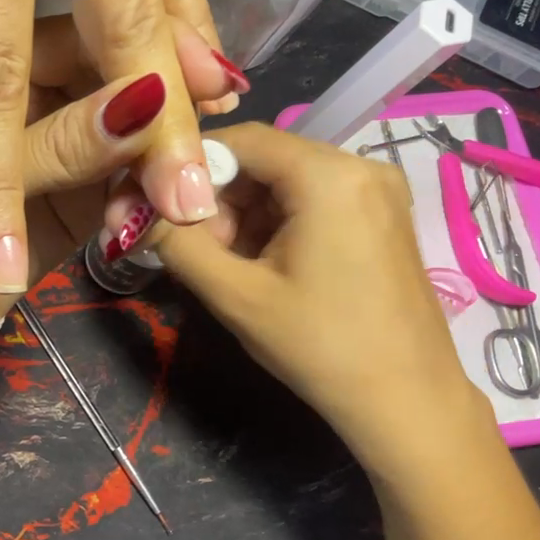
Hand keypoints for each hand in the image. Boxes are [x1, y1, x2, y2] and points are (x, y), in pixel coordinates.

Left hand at [0, 17, 191, 343]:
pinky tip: (169, 208)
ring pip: (129, 126)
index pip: (79, 33)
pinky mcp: (79, 191)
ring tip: (202, 166)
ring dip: (165, 147)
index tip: (198, 65)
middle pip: (113, 71)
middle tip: (224, 98)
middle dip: (169, 88)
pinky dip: (148, 193)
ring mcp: (59, 140)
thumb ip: (57, 144)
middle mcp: (29, 90)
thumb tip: (150, 98)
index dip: (140, 44)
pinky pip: (128, 180)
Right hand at [148, 125, 495, 472]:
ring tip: (225, 268)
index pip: (239, 139)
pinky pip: (308, 202)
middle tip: (190, 251)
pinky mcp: (379, 217)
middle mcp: (360, 166)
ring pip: (282, 183)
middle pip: (262, 160)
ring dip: (240, 217)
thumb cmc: (317, 345)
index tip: (152, 206)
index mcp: (328, 175)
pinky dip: (271, 226)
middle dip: (216, 200)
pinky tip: (259, 268)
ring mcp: (376, 191)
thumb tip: (134, 212)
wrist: (405, 399)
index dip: (186, 168)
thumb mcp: (234, 295)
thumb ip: (177, 244)